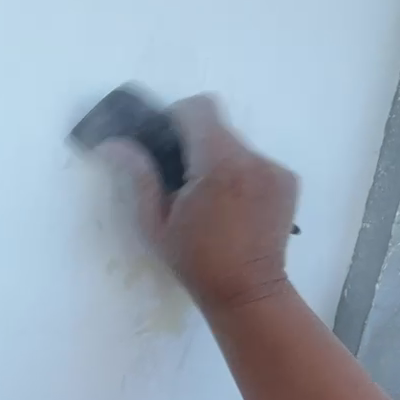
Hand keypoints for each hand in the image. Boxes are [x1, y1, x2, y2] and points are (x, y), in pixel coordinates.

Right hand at [97, 94, 297, 312]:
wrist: (247, 292)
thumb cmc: (194, 261)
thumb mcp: (155, 222)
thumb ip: (138, 175)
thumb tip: (112, 143)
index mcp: (218, 165)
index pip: (199, 107)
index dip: (177, 115)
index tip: (165, 141)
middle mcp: (253, 158)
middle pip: (218, 126)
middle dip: (195, 143)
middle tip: (179, 178)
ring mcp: (275, 169)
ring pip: (236, 145)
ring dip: (216, 159)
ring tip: (206, 198)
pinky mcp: (287, 181)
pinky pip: (254, 161)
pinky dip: (237, 174)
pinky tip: (230, 206)